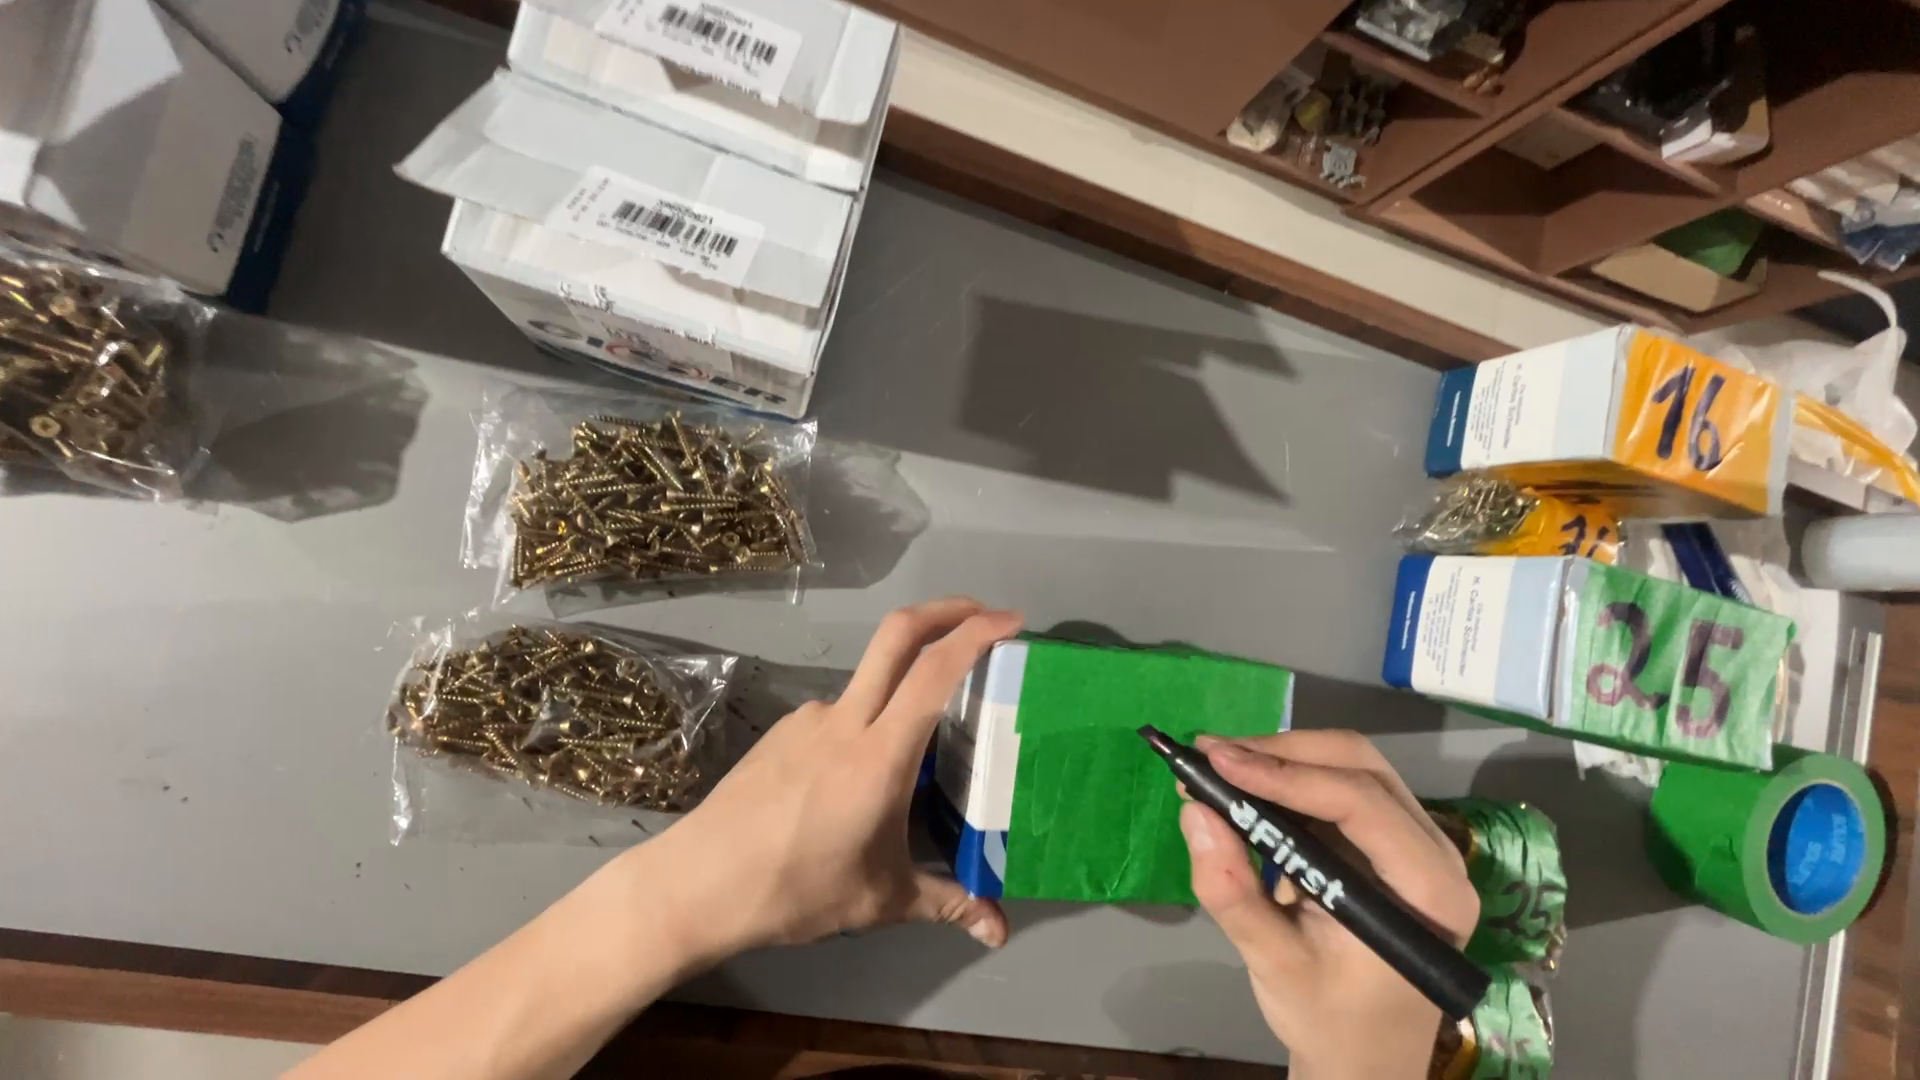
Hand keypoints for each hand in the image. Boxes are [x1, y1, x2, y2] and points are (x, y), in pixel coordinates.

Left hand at [631, 597, 1022, 962]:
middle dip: (946, 610)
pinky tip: (858, 778)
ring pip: (870, 679)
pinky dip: (866, 724)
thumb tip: (999, 931)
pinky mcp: (783, 729)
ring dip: (905, 684)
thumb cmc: (796, 890)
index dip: (975, 634)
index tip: (1011, 622)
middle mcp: (845, 719)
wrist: (697, 884)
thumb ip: (948, 904)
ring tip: (920, 748)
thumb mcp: (882, 900)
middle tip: (985, 614)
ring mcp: (809, 718)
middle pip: (897, 633)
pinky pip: (840, 714)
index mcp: (879, 754)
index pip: (934, 672)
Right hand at [1179, 731, 1477, 1079]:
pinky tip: (1241, 781)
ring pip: (1348, 762)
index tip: (1217, 763)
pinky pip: (1334, 782)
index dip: (1287, 775)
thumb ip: (1233, 893)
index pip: (1362, 804)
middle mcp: (1432, 853)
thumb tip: (1195, 810)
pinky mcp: (1380, 837)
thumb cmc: (1330, 1019)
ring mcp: (1410, 840)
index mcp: (1428, 891)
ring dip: (1280, 755)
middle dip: (1281, 752)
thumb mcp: (1274, 965)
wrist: (1363, 1053)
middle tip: (1211, 755)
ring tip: (1216, 763)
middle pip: (1359, 765)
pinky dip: (1284, 773)